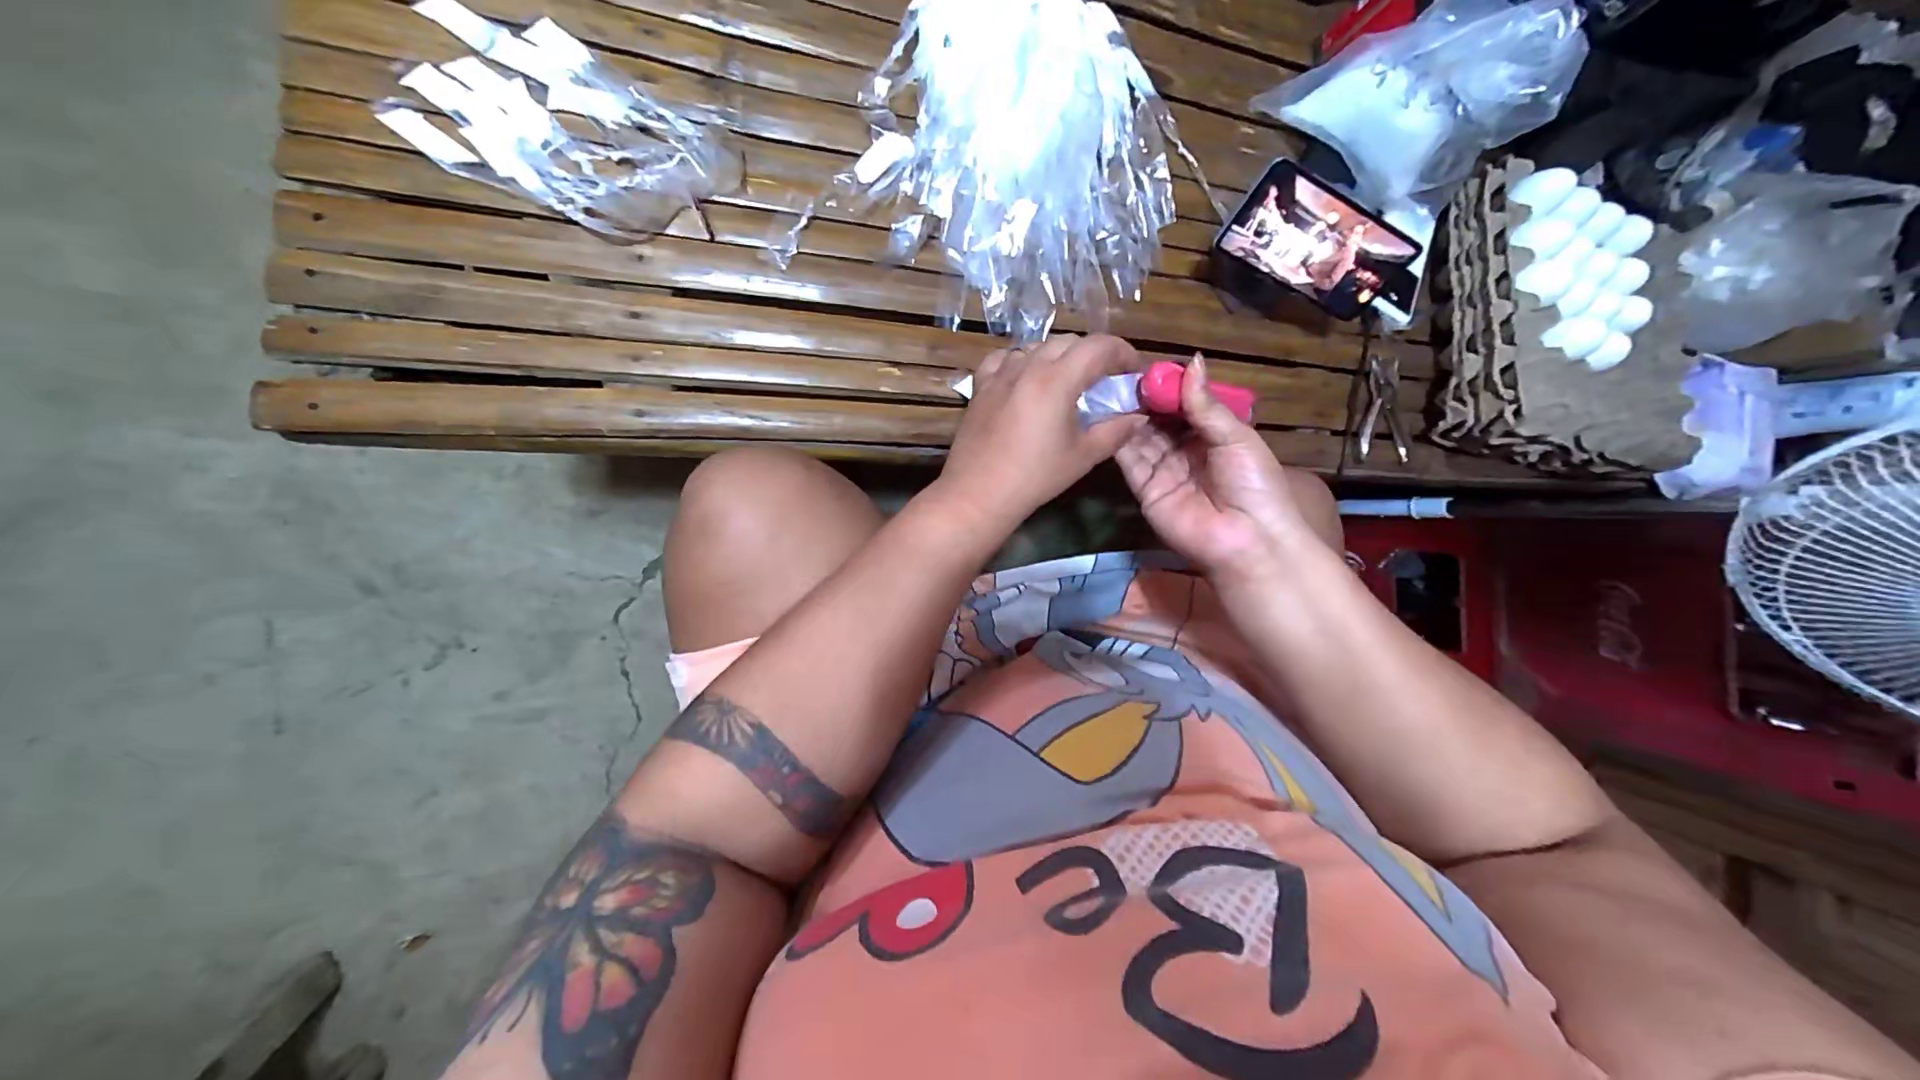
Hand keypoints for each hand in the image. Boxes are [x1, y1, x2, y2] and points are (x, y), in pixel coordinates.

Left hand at [932, 334, 1148, 534]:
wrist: (978, 494)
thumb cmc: (1035, 477)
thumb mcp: (1083, 456)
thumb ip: (1116, 431)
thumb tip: (1139, 417)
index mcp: (1057, 379)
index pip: (1098, 346)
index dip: (1122, 353)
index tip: (1132, 371)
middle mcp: (1027, 366)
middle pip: (1068, 342)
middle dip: (1093, 355)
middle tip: (1106, 380)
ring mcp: (1000, 373)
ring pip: (1036, 347)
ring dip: (1059, 357)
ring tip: (1068, 381)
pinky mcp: (980, 386)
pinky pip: (1004, 359)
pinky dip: (1022, 361)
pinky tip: (1026, 379)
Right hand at [1116, 354, 1335, 583]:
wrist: (1248, 540)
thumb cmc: (1254, 485)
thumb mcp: (1236, 437)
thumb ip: (1206, 403)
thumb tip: (1191, 360)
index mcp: (1212, 436)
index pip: (1183, 405)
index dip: (1167, 387)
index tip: (1148, 366)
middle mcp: (1184, 451)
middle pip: (1157, 420)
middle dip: (1143, 399)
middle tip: (1122, 374)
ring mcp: (1162, 470)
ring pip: (1140, 437)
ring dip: (1128, 415)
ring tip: (1111, 389)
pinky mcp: (1144, 490)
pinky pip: (1129, 461)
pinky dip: (1119, 439)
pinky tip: (1109, 417)